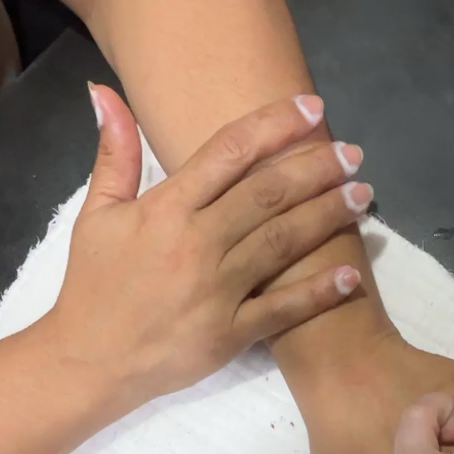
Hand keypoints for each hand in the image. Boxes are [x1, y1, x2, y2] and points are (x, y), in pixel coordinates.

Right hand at [44, 87, 369, 403]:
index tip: (312, 108)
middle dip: (316, 168)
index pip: (229, 152)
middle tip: (352, 153)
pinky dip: (319, 293)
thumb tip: (107, 92)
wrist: (91, 360)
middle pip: (268, 194)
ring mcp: (218, 291)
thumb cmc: (94, 288)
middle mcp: (198, 244)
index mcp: (167, 209)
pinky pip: (282, 310)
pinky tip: (351, 275)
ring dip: (327, 216)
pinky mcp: (231, 334)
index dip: (275, 125)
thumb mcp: (94, 216)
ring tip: (363, 196)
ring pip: (283, 243)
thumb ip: (114, 156)